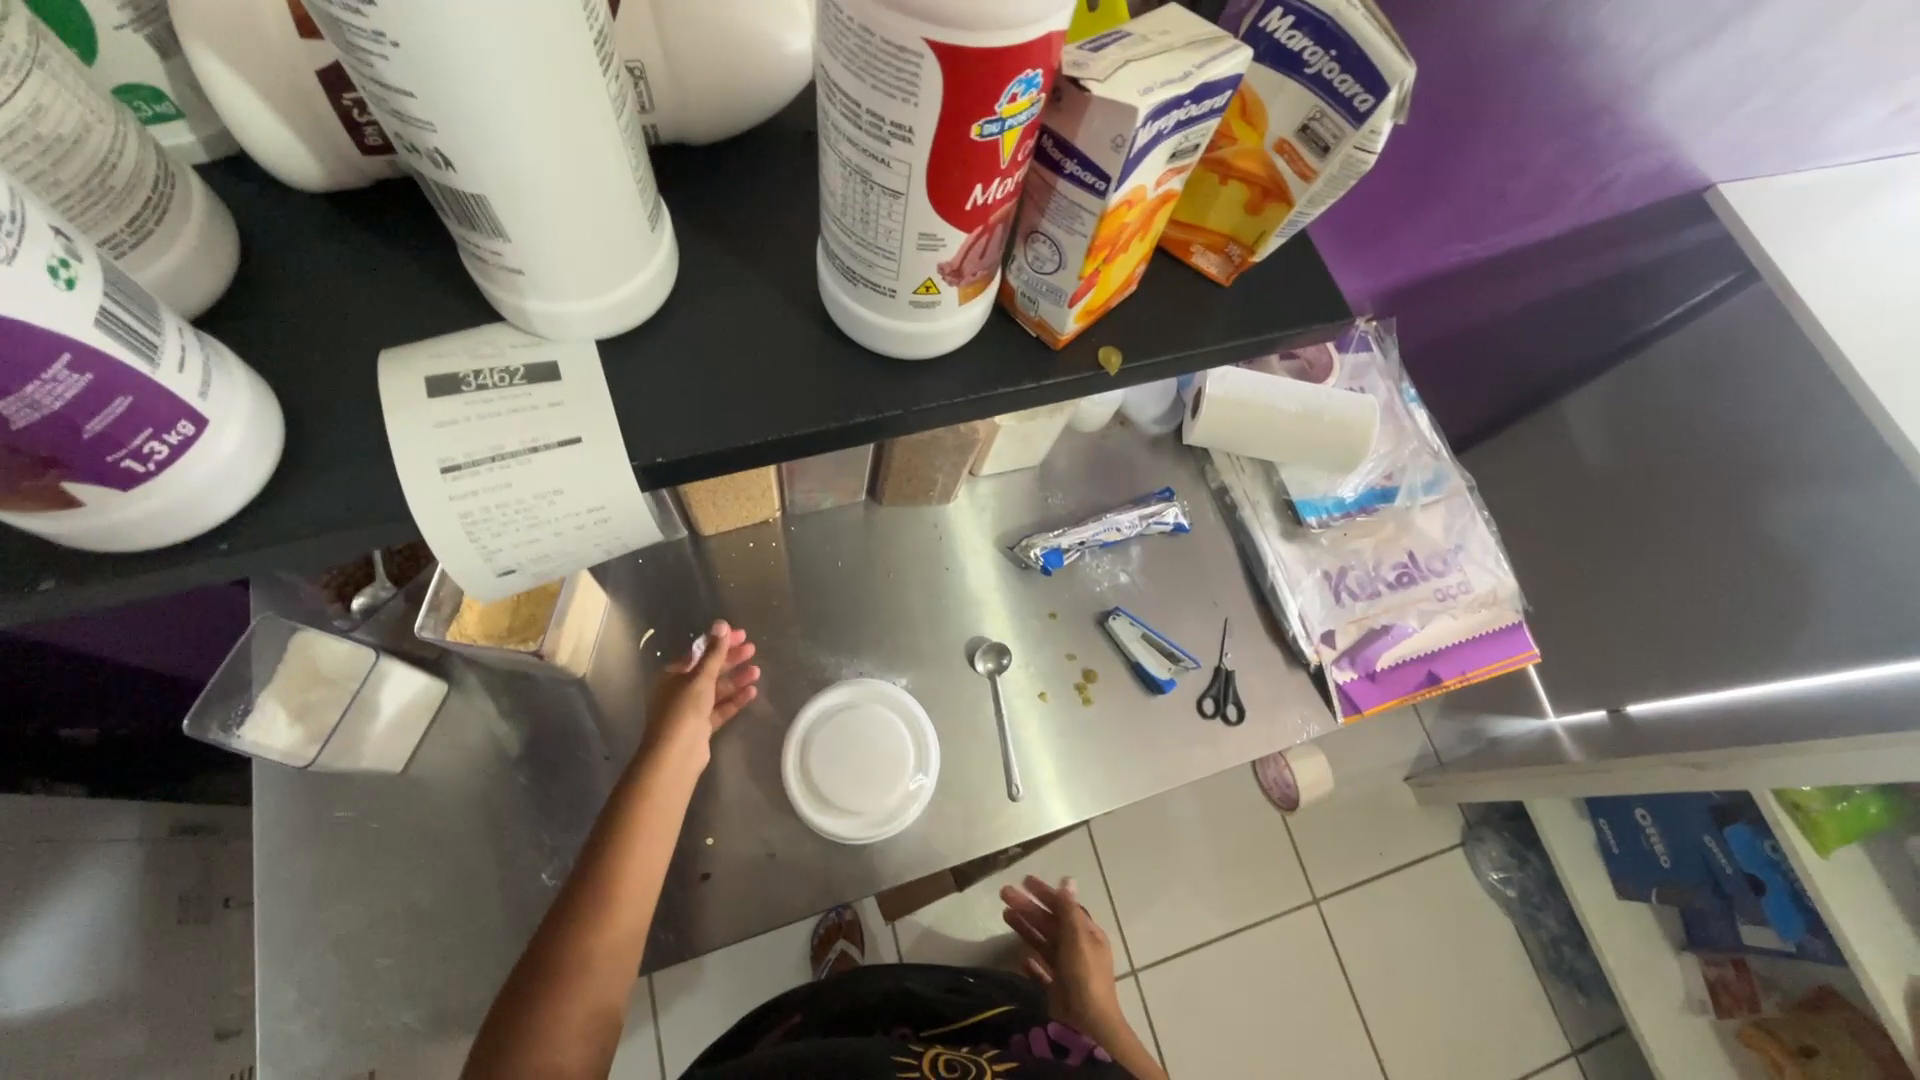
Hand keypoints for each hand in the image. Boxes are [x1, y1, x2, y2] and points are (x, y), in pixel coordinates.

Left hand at [640, 620, 758, 773]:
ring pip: (717, 689)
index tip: (741, 635)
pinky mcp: (703, 726)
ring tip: (757, 671)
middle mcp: (681, 690)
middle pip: (710, 670)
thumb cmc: (683, 709)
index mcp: (674, 674)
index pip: (700, 652)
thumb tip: (721, 624)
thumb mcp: (700, 677)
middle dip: (731, 659)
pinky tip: (752, 692)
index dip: (720, 643)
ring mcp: (692, 709)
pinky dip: (735, 699)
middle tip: (753, 649)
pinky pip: (721, 708)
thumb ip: (714, 652)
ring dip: (736, 679)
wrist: (676, 754)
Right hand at [1001, 875, 1122, 1035]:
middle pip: (1050, 923)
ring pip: (1043, 943)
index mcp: (1087, 935)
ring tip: (1005, 914)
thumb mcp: (1077, 938)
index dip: (1045, 893)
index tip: (1024, 881)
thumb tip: (1067, 879)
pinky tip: (1020, 957)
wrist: (1086, 1026)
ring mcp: (1067, 971)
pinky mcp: (1056, 990)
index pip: (1064, 907)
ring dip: (1025, 928)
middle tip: (1004, 893)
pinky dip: (1031, 963)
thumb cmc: (1084, 977)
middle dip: (1028, 908)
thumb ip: (1068, 910)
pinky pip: (1042, 971)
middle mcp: (1078, 950)